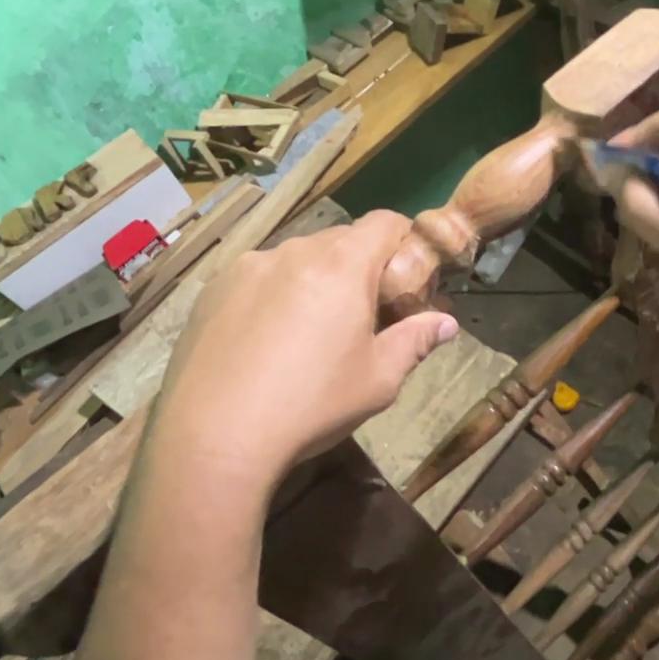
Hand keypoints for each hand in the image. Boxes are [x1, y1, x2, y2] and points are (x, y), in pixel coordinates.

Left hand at [149, 210, 459, 484]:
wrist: (212, 437)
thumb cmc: (310, 405)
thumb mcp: (378, 380)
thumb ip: (415, 341)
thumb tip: (446, 323)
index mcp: (342, 264)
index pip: (386, 222)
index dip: (403, 244)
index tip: (404, 284)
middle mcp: (295, 249)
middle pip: (341, 240)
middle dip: (359, 269)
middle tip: (361, 319)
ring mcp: (249, 265)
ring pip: (298, 259)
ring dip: (314, 281)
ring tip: (306, 337)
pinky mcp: (214, 287)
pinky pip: (259, 277)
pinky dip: (273, 295)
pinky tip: (262, 344)